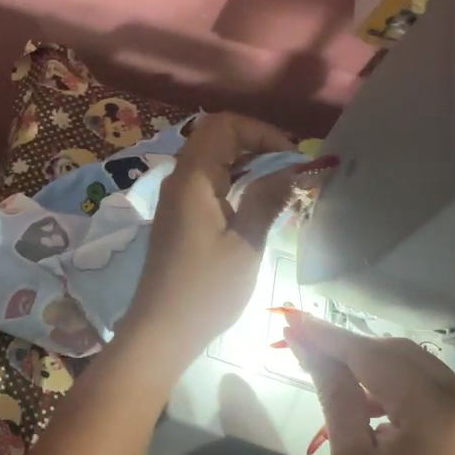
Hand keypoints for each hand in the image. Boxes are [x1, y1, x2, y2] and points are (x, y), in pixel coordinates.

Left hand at [123, 113, 297, 363]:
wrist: (161, 329)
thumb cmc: (205, 289)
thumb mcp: (246, 243)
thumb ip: (267, 198)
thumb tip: (293, 167)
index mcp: (191, 179)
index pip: (224, 125)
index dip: (261, 131)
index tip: (292, 157)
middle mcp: (177, 181)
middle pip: (216, 138)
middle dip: (257, 144)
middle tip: (292, 169)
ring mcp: (174, 199)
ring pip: (212, 161)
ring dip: (247, 164)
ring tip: (282, 185)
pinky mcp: (178, 217)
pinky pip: (206, 183)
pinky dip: (233, 182)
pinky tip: (257, 202)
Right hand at [282, 314, 454, 454]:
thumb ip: (336, 396)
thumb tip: (311, 350)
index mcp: (439, 413)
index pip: (374, 357)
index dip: (331, 338)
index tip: (294, 322)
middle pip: (407, 357)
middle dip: (359, 351)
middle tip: (315, 354)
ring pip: (432, 376)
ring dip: (389, 374)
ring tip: (350, 391)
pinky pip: (454, 401)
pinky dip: (418, 398)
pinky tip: (394, 420)